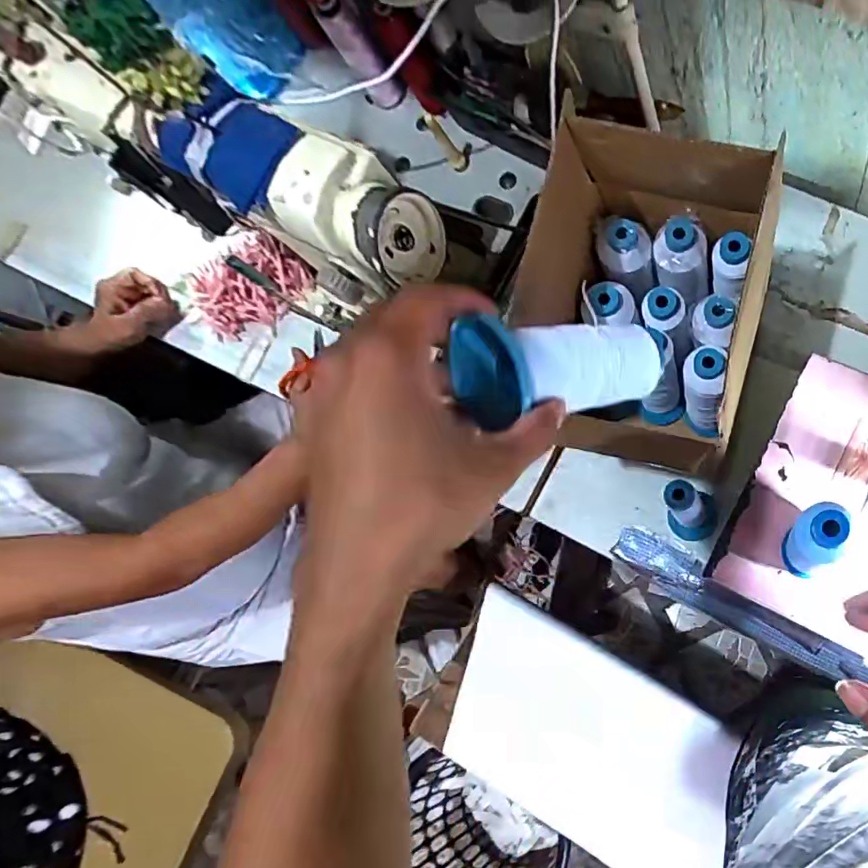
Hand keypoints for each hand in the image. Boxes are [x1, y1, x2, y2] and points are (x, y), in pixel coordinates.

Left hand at [55, 269, 180, 355]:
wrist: (97, 346)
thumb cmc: (109, 336)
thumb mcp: (128, 325)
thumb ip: (147, 312)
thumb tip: (167, 302)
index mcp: (113, 286)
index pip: (135, 274)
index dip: (151, 283)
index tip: (162, 299)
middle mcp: (121, 287)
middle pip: (146, 282)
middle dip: (160, 294)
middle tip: (168, 309)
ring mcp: (128, 296)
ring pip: (151, 292)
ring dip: (162, 302)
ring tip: (168, 315)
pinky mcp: (135, 305)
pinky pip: (152, 301)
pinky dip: (161, 308)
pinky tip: (164, 317)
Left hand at [292, 285, 563, 598]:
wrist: (359, 566)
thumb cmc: (427, 506)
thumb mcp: (492, 467)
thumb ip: (531, 431)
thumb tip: (555, 409)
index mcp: (387, 358)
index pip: (426, 302)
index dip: (464, 302)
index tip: (491, 321)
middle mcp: (344, 362)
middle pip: (394, 321)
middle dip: (438, 330)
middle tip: (475, 355)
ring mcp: (320, 394)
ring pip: (370, 353)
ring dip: (411, 360)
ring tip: (448, 393)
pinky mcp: (311, 425)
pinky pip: (352, 383)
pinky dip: (385, 385)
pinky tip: (413, 424)